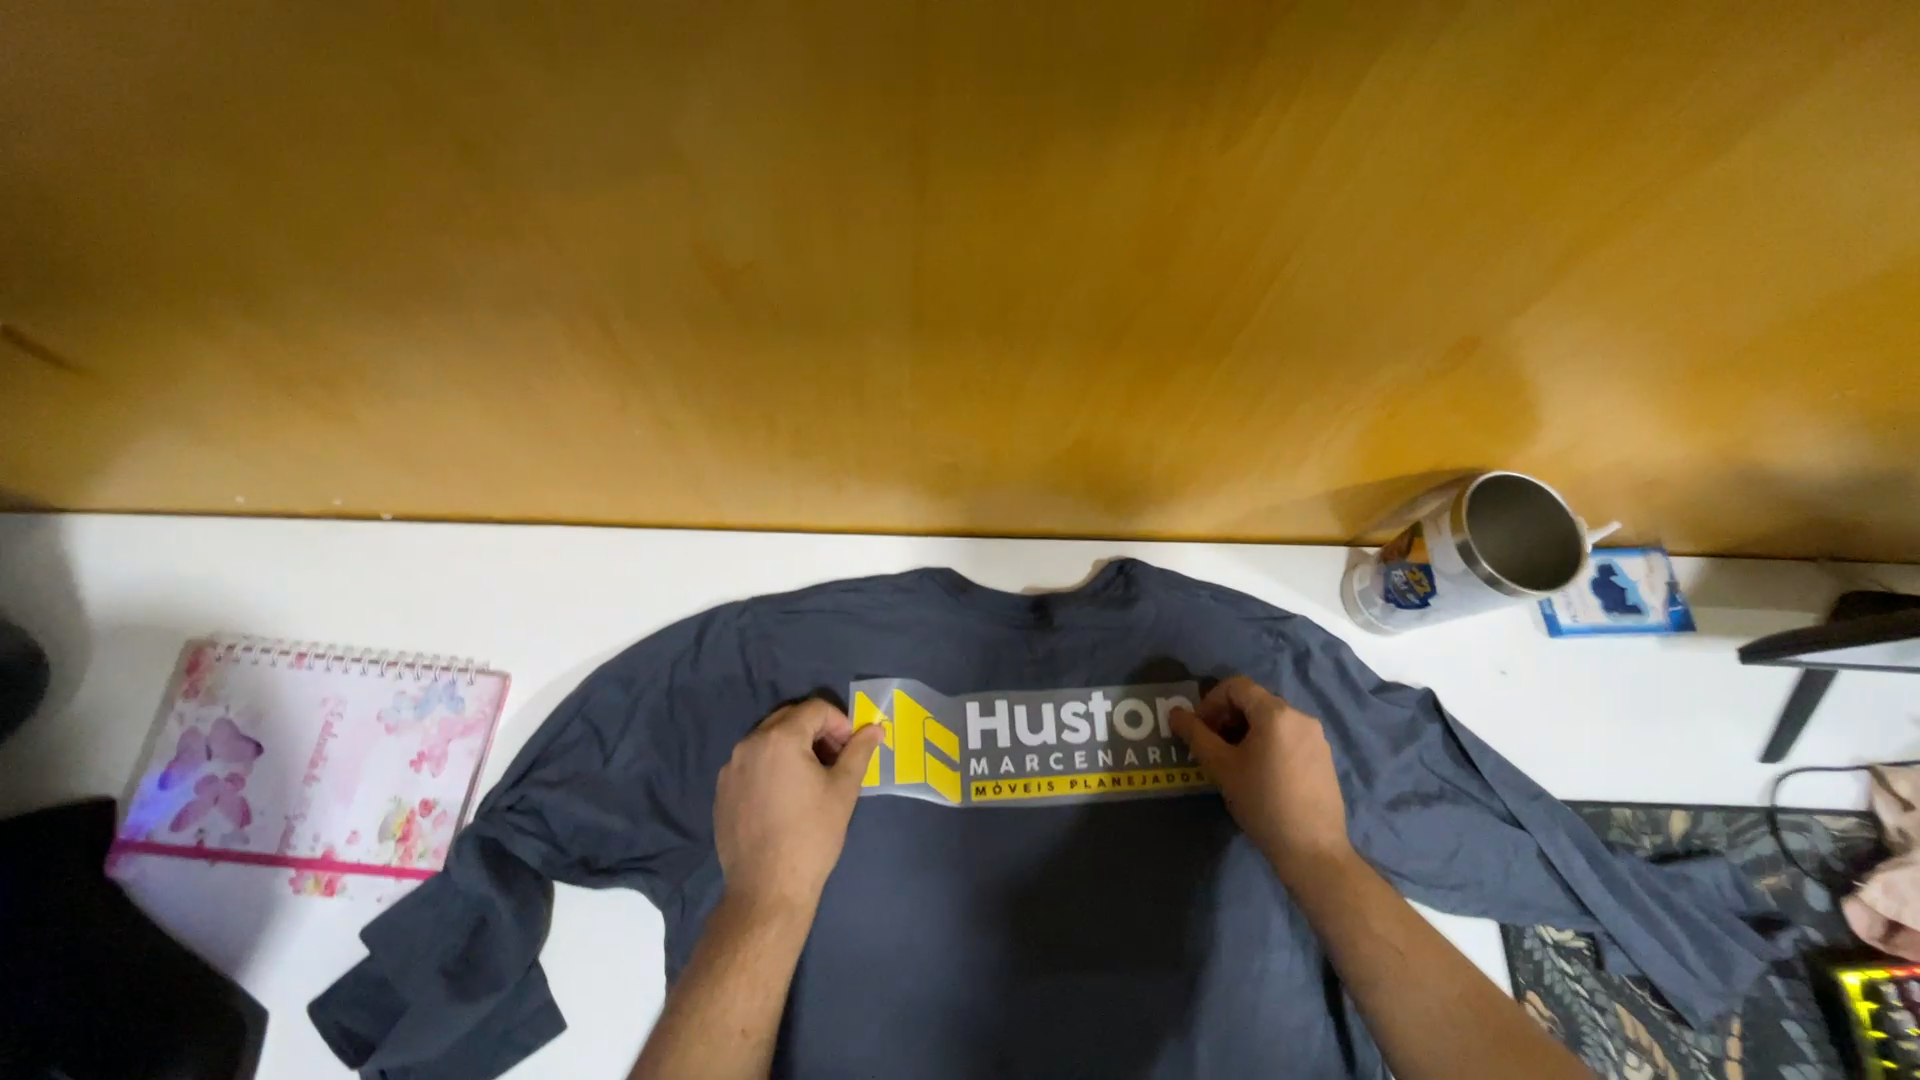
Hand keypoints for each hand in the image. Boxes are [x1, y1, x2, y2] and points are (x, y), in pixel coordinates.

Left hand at [714, 699, 885, 917]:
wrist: (768, 888)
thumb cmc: (812, 835)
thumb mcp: (844, 789)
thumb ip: (859, 751)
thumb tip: (875, 729)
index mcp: (780, 738)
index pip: (815, 709)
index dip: (839, 722)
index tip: (850, 749)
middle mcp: (749, 744)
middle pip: (788, 719)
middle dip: (816, 731)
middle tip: (835, 760)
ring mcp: (730, 768)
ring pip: (767, 740)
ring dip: (793, 747)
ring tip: (811, 779)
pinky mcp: (722, 791)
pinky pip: (751, 764)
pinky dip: (771, 767)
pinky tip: (785, 798)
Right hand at [1169, 676, 1353, 878]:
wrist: (1312, 849)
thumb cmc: (1262, 802)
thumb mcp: (1221, 767)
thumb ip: (1196, 735)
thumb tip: (1175, 713)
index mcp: (1276, 713)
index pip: (1236, 686)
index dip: (1210, 702)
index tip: (1199, 729)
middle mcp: (1301, 717)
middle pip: (1254, 701)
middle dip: (1226, 716)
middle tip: (1211, 745)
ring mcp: (1316, 737)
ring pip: (1272, 719)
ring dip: (1245, 730)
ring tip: (1232, 760)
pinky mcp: (1324, 757)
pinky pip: (1288, 735)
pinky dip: (1267, 742)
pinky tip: (1259, 772)